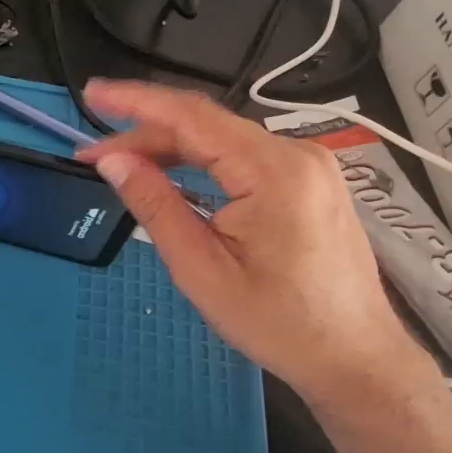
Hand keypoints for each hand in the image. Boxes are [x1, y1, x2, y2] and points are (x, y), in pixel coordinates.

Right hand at [77, 80, 433, 404]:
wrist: (358, 359)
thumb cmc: (280, 324)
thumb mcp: (202, 270)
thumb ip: (156, 206)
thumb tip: (113, 161)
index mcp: (273, 171)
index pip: (191, 116)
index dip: (135, 100)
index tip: (93, 94)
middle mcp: (296, 153)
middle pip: (204, 126)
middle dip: (144, 134)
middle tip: (94, 156)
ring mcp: (308, 163)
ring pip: (221, 138)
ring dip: (169, 147)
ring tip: (122, 164)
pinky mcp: (309, 178)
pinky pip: (241, 154)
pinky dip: (199, 160)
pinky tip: (170, 173)